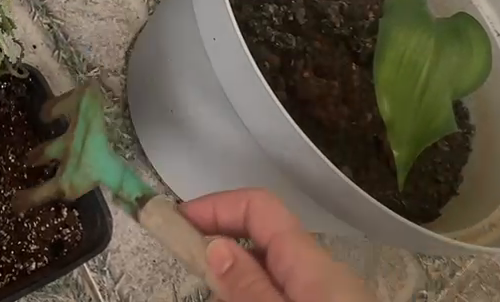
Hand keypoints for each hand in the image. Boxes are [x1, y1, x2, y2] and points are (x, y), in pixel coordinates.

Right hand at [181, 189, 376, 301]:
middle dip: (221, 256)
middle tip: (187, 274)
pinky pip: (284, 300)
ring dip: (240, 288)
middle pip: (262, 245)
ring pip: (271, 279)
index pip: (259, 207)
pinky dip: (259, 300)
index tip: (174, 226)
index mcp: (314, 267)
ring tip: (217, 294)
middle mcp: (325, 280)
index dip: (216, 206)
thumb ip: (250, 289)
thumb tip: (214, 245)